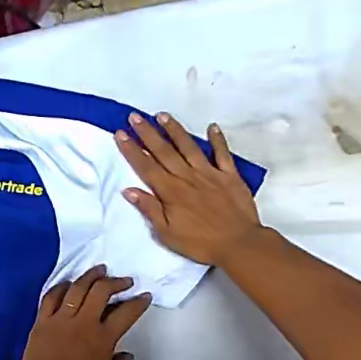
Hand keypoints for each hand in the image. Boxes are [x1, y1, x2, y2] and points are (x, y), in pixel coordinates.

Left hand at [10, 265, 150, 359]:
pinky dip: (61, 286)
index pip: (126, 313)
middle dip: (116, 282)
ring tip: (100, 270)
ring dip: (90, 276)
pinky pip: (51, 296)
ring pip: (76, 288)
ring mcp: (60, 319)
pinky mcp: (42, 321)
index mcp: (103, 337)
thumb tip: (125, 354)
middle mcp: (82, 322)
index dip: (138, 302)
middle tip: (125, 281)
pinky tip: (68, 283)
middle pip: (101, 291)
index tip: (145, 296)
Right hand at [116, 112, 269, 265]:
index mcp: (170, 191)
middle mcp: (187, 177)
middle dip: (147, 133)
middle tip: (135, 116)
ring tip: (162, 115)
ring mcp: (209, 173)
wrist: (240, 244)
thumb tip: (129, 190)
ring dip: (174, 130)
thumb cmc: (200, 243)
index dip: (132, 149)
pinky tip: (212, 127)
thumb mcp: (167, 233)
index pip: (146, 166)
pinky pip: (223, 153)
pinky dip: (217, 139)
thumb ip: (150, 209)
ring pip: (188, 147)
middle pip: (163, 151)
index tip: (120, 133)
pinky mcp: (230, 176)